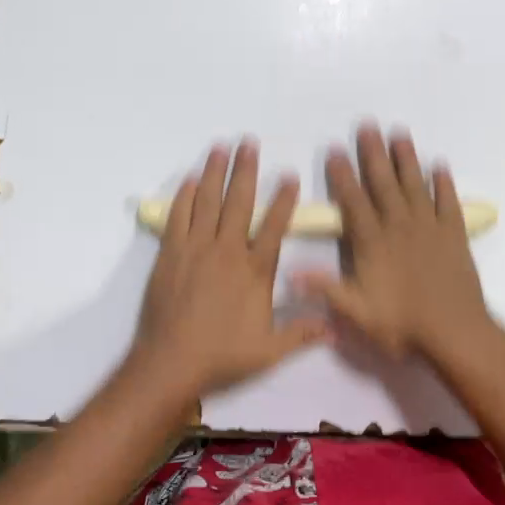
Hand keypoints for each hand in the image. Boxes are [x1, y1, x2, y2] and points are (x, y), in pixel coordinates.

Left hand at [130, 140, 327, 396]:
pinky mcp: (169, 254)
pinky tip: (192, 180)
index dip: (283, 200)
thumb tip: (334, 328)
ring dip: (215, 172)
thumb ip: (300, 334)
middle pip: (239, 202)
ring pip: (208, 202)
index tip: (289, 176)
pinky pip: (179, 216)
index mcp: (255, 271)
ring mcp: (195, 249)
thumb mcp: (269, 352)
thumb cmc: (221, 357)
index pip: (274, 226)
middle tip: (249, 142)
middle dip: (246, 170)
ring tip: (221, 147)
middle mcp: (227, 251)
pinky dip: (185, 196)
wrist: (170, 361)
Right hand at [296, 123, 491, 358]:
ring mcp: (429, 228)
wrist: (455, 333)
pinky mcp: (455, 236)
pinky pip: (448, 203)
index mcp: (372, 243)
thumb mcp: (356, 313)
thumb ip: (326, 288)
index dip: (342, 175)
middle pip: (384, 183)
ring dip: (406, 158)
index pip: (353, 201)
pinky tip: (439, 166)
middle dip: (373, 154)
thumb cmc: (402, 325)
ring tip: (399, 133)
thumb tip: (290, 272)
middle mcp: (399, 226)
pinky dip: (444, 184)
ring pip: (415, 185)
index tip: (334, 150)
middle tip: (368, 125)